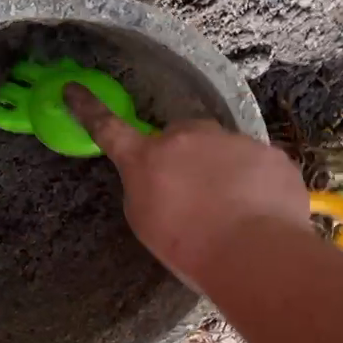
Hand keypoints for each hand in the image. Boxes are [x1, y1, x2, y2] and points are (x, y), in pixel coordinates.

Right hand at [64, 84, 310, 280]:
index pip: (108, 128)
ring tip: (227, 208)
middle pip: (178, 134)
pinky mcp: (270, 154)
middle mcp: (187, 137)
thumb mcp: (144, 219)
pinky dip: (251, 180)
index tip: (72, 89)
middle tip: (188, 190)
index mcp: (146, 157)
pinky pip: (254, 162)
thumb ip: (143, 186)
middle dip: (181, 154)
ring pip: (219, 147)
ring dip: (217, 168)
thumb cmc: (186, 244)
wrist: (254, 252)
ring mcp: (233, 141)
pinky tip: (254, 209)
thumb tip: (157, 176)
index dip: (88, 109)